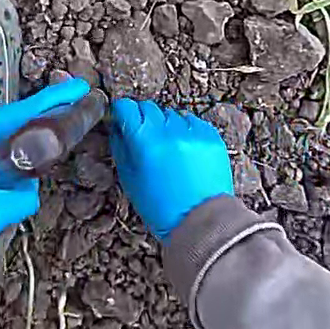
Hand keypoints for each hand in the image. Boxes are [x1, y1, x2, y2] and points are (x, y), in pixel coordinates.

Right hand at [109, 99, 232, 239]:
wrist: (201, 221)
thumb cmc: (162, 207)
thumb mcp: (131, 180)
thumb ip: (121, 147)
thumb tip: (117, 125)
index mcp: (146, 142)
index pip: (128, 107)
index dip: (122, 111)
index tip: (122, 116)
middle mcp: (170, 131)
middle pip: (150, 107)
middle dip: (144, 118)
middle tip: (145, 138)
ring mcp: (193, 132)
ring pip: (173, 114)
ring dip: (167, 126)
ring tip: (169, 150)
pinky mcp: (212, 135)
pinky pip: (193, 123)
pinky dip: (187, 131)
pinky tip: (186, 152)